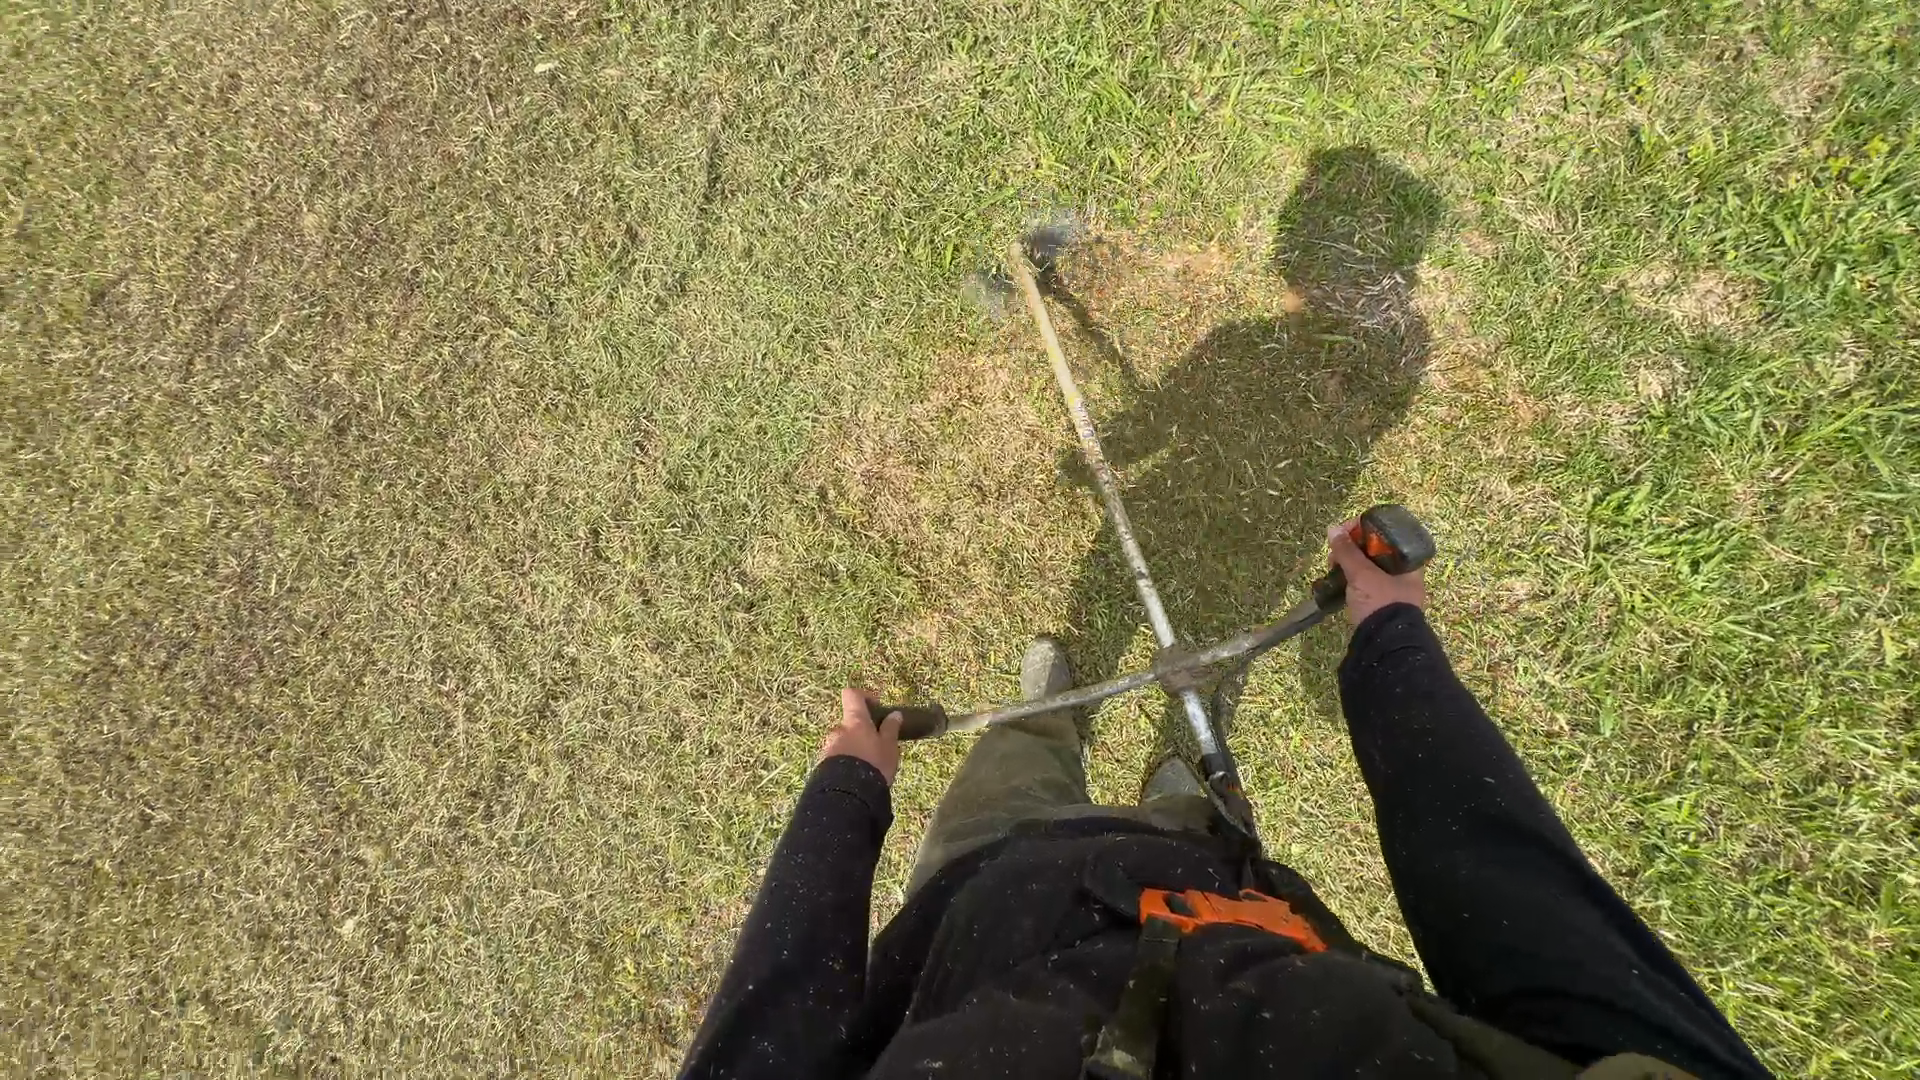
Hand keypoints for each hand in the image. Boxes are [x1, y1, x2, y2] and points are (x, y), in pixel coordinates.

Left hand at [818, 688, 902, 784]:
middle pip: (849, 722)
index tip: (876, 707)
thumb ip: (890, 729)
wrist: (848, 796)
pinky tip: (856, 776)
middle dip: (861, 731)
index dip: (864, 696)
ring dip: (853, 748)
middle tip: (876, 746)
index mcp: (854, 721)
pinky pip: (836, 757)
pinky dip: (845, 761)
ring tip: (868, 766)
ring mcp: (828, 747)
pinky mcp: (822, 765)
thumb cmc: (873, 764)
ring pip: (843, 741)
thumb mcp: (889, 746)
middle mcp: (837, 730)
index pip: (852, 695)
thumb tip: (894, 714)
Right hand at [1327, 520, 1426, 626]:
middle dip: (1351, 548)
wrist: (1385, 641)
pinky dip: (1349, 578)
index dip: (1364, 529)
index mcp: (1409, 561)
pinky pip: (1363, 581)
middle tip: (1334, 554)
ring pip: (1366, 566)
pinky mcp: (1379, 601)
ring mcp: (1392, 587)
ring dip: (1347, 563)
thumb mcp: (1362, 574)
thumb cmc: (1380, 602)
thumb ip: (1347, 552)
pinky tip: (1337, 581)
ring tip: (1332, 569)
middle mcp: (1403, 572)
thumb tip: (1333, 528)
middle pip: (1374, 549)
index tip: (1344, 533)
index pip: (1387, 533)